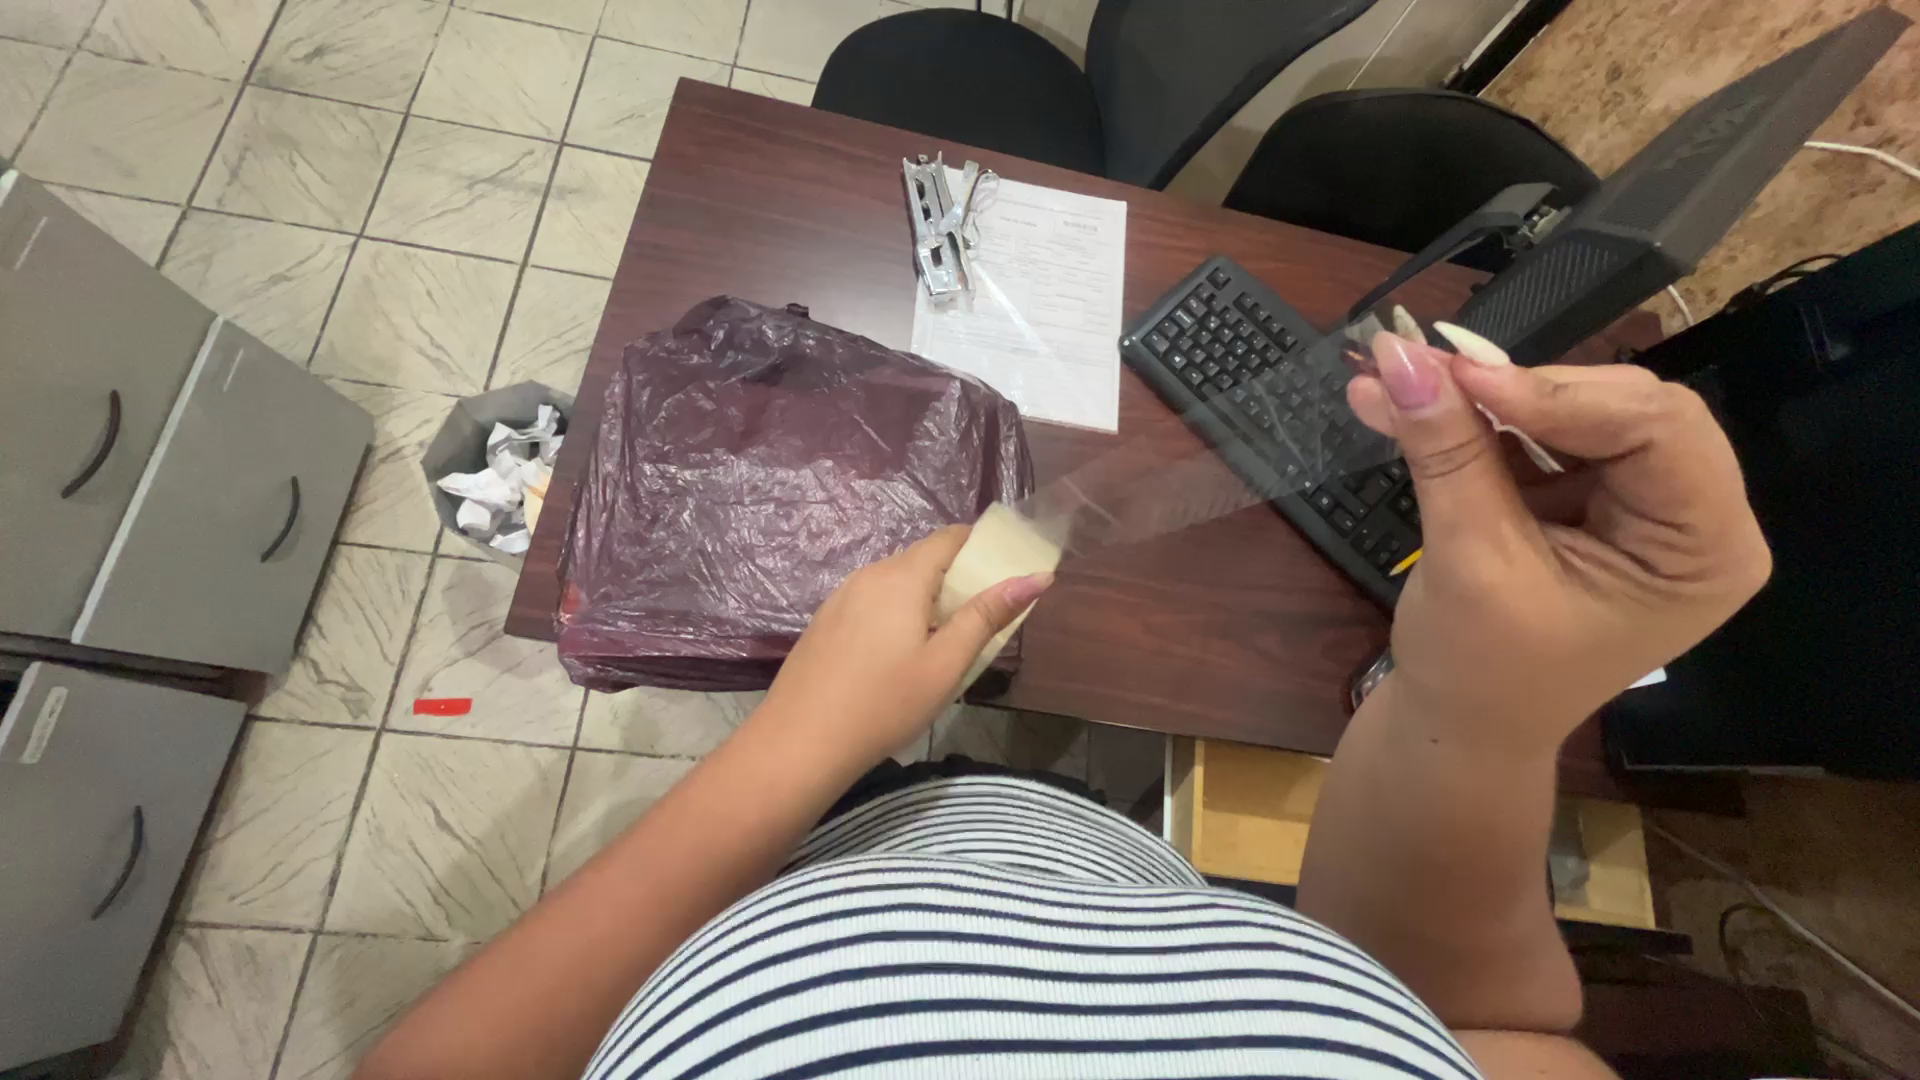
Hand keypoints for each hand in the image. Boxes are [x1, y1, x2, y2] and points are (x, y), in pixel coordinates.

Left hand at [755, 525, 1052, 766]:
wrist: (799, 742)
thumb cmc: (884, 704)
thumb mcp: (946, 664)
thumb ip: (988, 615)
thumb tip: (1036, 576)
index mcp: (901, 577)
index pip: (949, 537)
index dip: (981, 547)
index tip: (1004, 573)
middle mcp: (868, 574)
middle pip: (922, 559)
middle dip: (955, 579)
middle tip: (980, 621)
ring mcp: (840, 597)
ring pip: (895, 583)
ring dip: (925, 600)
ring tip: (942, 643)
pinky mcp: (824, 621)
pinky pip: (871, 602)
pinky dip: (895, 614)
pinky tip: (896, 657)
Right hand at [1345, 331, 1771, 749]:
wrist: (1454, 723)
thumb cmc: (1478, 668)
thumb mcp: (1467, 560)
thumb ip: (1444, 456)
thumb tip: (1398, 362)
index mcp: (1700, 546)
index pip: (1655, 429)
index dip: (1556, 394)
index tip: (1456, 375)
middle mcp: (1678, 516)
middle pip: (1607, 411)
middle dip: (1507, 390)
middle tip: (1418, 368)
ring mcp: (1620, 508)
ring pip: (1553, 420)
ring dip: (1468, 401)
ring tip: (1390, 376)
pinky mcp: (1565, 507)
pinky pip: (1516, 447)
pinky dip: (1456, 427)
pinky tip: (1393, 406)